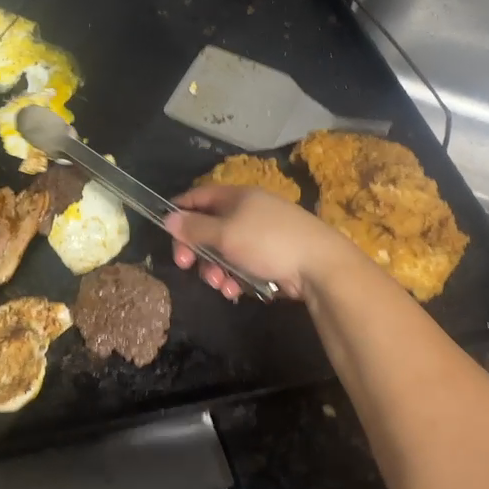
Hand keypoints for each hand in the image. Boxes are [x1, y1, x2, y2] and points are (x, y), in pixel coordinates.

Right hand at [163, 185, 356, 300]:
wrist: (321, 266)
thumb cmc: (267, 242)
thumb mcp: (224, 234)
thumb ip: (194, 228)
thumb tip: (168, 218)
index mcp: (237, 197)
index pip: (198, 197)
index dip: (180, 212)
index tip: (167, 233)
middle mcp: (248, 212)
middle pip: (208, 228)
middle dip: (196, 249)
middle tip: (185, 265)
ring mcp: (261, 235)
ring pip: (224, 251)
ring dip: (215, 269)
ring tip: (220, 285)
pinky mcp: (272, 257)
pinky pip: (242, 264)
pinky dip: (235, 277)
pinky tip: (236, 291)